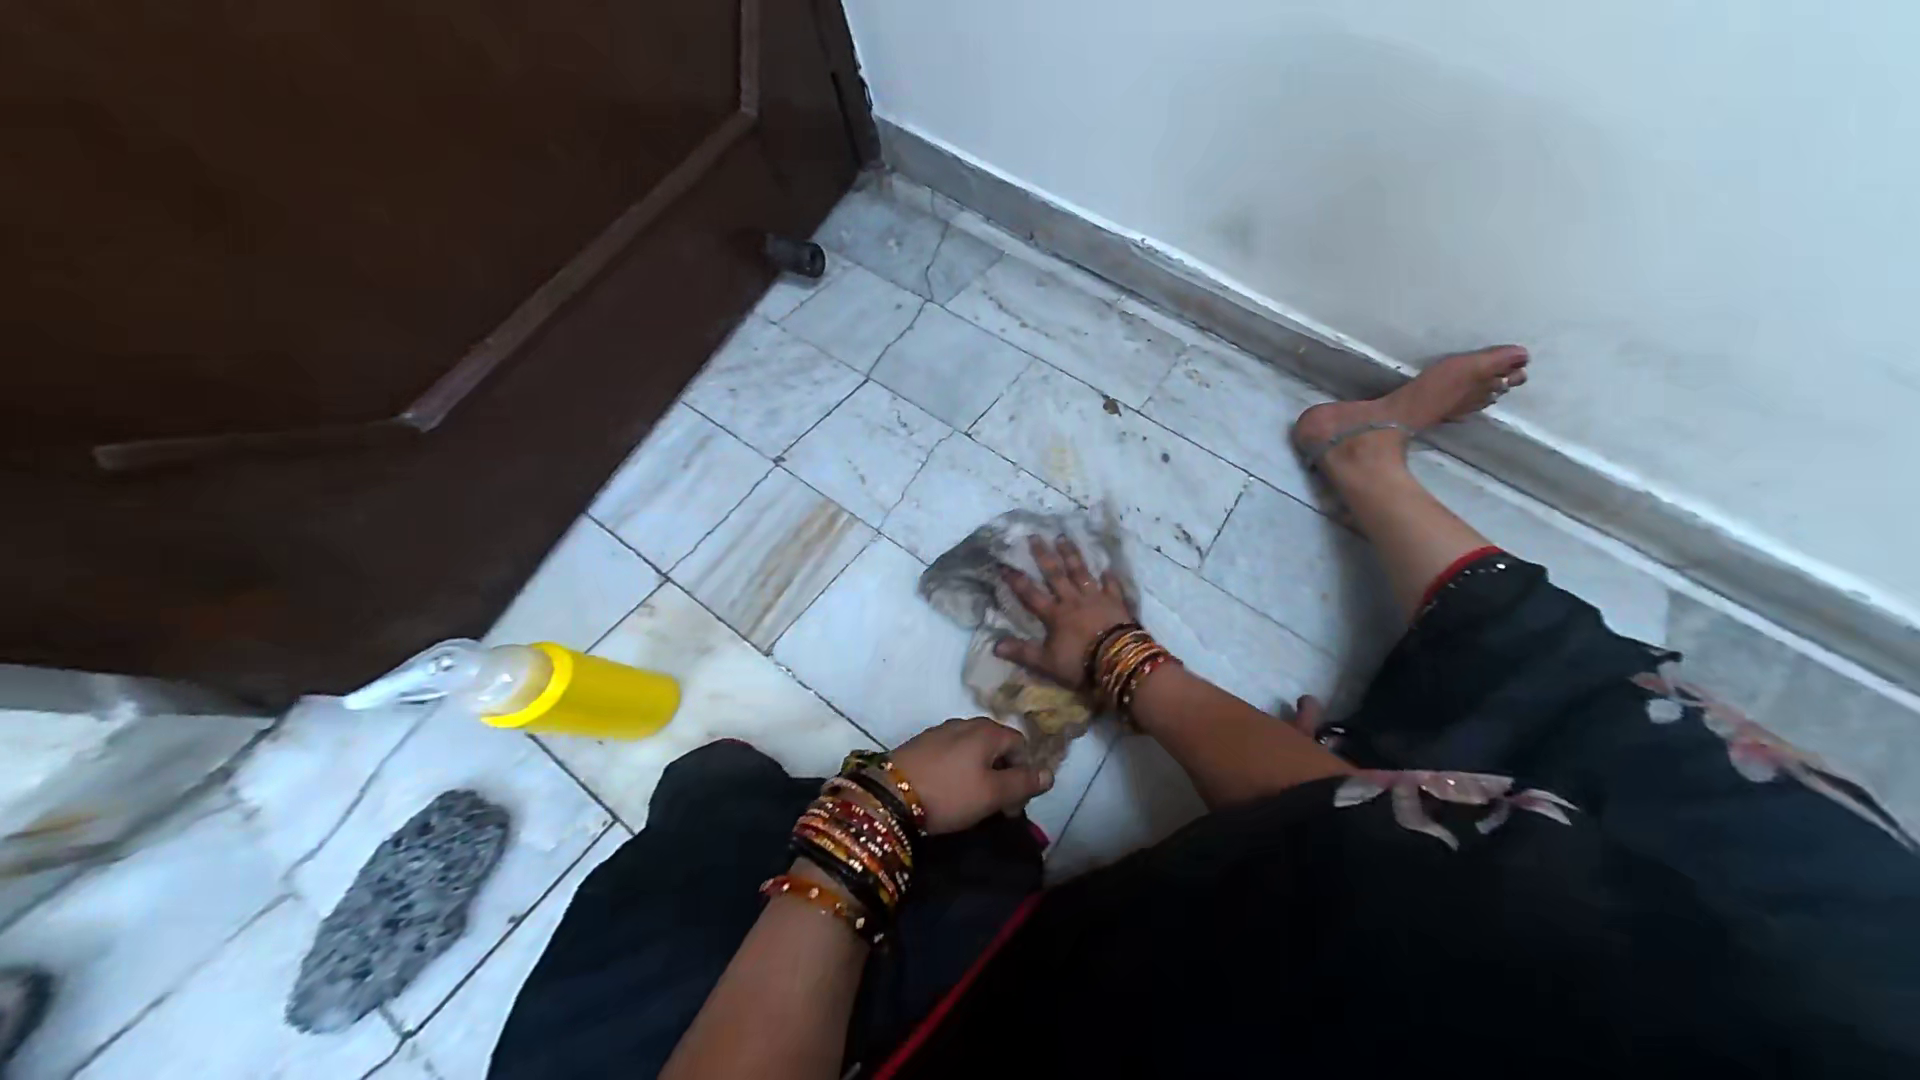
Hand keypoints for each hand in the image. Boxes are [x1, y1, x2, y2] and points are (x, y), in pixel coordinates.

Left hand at [889, 717, 1054, 833]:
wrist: (889, 794)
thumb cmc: (949, 793)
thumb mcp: (992, 794)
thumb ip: (1024, 782)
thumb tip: (1049, 772)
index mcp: (987, 730)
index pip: (1021, 746)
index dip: (1024, 775)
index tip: (1013, 805)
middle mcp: (966, 722)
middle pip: (998, 747)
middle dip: (1004, 776)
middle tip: (996, 808)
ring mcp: (941, 731)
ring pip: (975, 752)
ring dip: (981, 775)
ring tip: (971, 803)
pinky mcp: (922, 744)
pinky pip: (953, 755)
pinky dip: (960, 771)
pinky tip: (949, 792)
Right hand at [992, 535, 1133, 687]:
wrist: (1118, 661)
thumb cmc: (1080, 663)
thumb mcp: (1046, 662)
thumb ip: (1022, 652)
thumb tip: (995, 646)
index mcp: (1055, 614)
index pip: (1030, 594)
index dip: (1016, 580)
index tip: (1004, 565)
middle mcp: (1073, 600)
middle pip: (1055, 575)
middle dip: (1043, 555)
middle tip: (1035, 536)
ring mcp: (1096, 598)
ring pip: (1081, 572)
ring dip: (1071, 555)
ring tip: (1063, 538)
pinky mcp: (1116, 602)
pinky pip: (1111, 585)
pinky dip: (1109, 577)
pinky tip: (1107, 567)